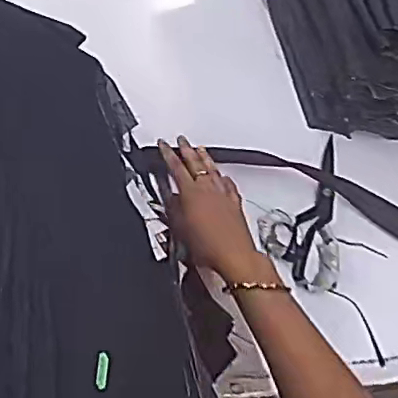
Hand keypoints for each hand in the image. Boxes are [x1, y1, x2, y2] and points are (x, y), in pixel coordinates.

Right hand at [159, 137, 278, 285]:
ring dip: (205, 158)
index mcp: (190, 192)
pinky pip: (228, 184)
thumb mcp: (179, 227)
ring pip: (213, 170)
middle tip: (181, 140)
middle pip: (195, 163)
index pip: (176, 167)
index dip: (167, 154)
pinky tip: (224, 176)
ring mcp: (223, 195)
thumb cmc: (207, 246)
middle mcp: (208, 189)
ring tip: (200, 149)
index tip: (163, 144)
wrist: (234, 257)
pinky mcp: (235, 204)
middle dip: (186, 149)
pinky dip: (224, 177)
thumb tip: (170, 198)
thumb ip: (173, 208)